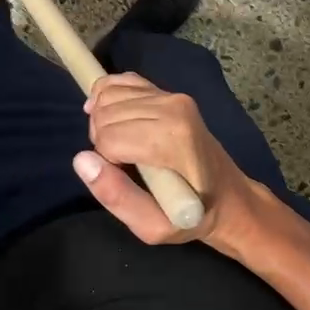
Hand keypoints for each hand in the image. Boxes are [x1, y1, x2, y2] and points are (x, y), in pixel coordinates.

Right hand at [74, 73, 266, 247]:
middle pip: (105, 113)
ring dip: (103, 121)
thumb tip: (81, 159)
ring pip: (108, 95)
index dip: (106, 163)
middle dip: (102, 140)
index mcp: (172, 139)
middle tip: (123, 164)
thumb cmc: (192, 216)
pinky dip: (107, 96)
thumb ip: (116, 196)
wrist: (229, 197)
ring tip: (123, 145)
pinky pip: (122, 81)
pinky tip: (113, 117)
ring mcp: (172, 95)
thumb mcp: (154, 227)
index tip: (126, 178)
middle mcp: (173, 107)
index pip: (108, 138)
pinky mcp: (169, 91)